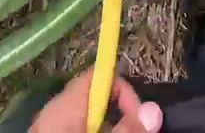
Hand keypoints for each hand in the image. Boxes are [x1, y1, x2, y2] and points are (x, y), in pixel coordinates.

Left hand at [30, 69, 163, 132]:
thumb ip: (126, 132)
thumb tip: (154, 110)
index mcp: (66, 105)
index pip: (100, 76)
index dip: (124, 90)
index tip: (140, 119)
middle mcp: (56, 114)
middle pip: (97, 104)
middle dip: (120, 121)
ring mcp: (50, 131)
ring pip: (88, 125)